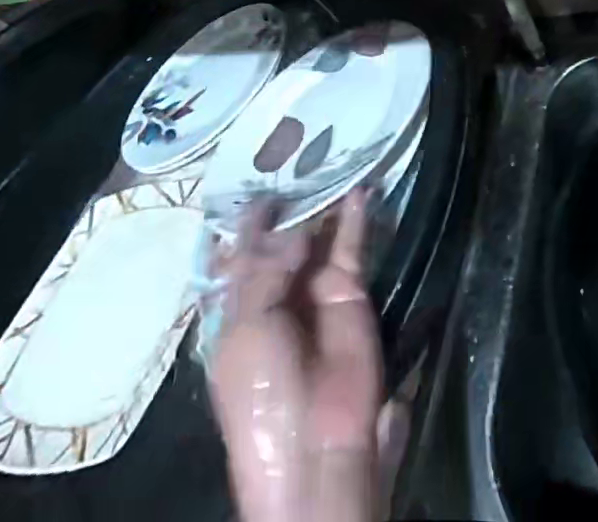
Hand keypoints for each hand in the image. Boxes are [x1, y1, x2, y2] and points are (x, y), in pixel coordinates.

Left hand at [207, 192, 382, 521]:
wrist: (316, 438)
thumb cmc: (260, 389)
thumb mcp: (245, 329)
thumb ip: (266, 271)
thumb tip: (295, 230)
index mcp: (237, 307)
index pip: (239, 254)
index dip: (246, 222)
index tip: (254, 182)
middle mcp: (276, 291)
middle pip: (281, 239)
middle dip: (288, 205)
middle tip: (297, 159)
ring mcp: (315, 289)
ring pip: (317, 236)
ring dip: (322, 204)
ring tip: (329, 162)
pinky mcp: (350, 288)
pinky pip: (351, 245)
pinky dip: (356, 217)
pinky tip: (360, 189)